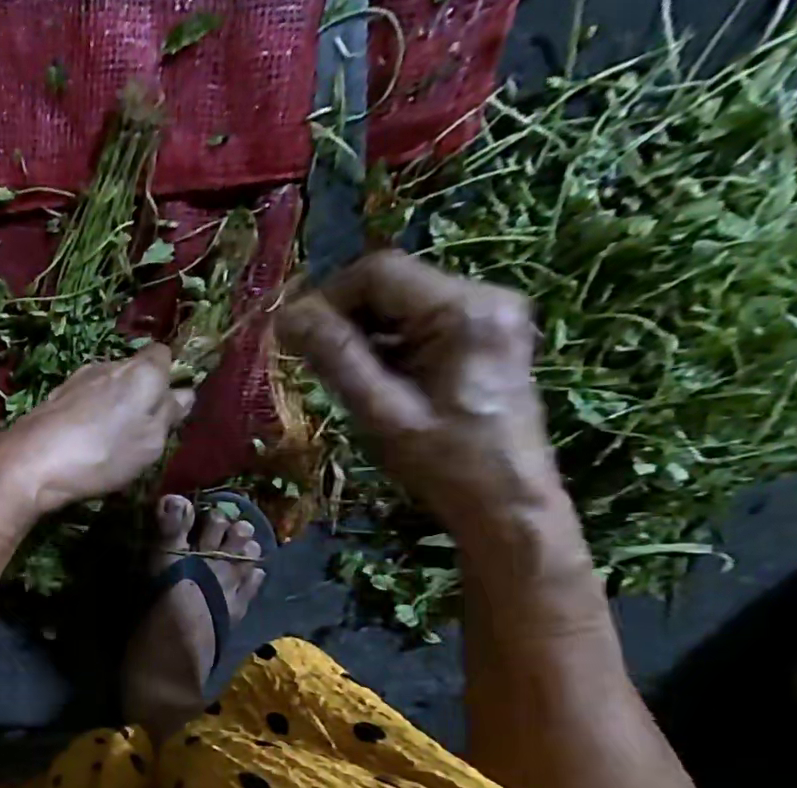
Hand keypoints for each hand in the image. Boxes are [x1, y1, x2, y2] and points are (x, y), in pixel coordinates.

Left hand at [0, 344, 193, 517]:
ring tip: (114, 440)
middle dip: (143, 394)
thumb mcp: (151, 442)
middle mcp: (112, 364)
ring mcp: (80, 378)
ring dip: (117, 405)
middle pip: (137, 371)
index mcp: (143, 372)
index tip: (170, 406)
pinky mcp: (57, 395)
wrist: (32, 462)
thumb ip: (170, 414)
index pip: (164, 355)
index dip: (170, 377)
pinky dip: (93, 414)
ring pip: (111, 385)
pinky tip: (86, 440)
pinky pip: (88, 398)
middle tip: (144, 432)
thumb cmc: (105, 452)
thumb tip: (184, 394)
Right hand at [276, 251, 566, 543]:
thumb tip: (287, 315)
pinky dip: (393, 343)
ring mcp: (491, 314)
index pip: (379, 272)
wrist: (509, 506)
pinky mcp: (488, 334)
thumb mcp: (384, 414)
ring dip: (368, 332)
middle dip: (348, 317)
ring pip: (406, 302)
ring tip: (347, 376)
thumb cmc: (448, 467)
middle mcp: (485, 296)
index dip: (329, 297)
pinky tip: (379, 378)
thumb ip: (336, 358)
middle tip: (317, 360)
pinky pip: (425, 322)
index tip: (299, 337)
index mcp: (464, 310)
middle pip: (394, 283)